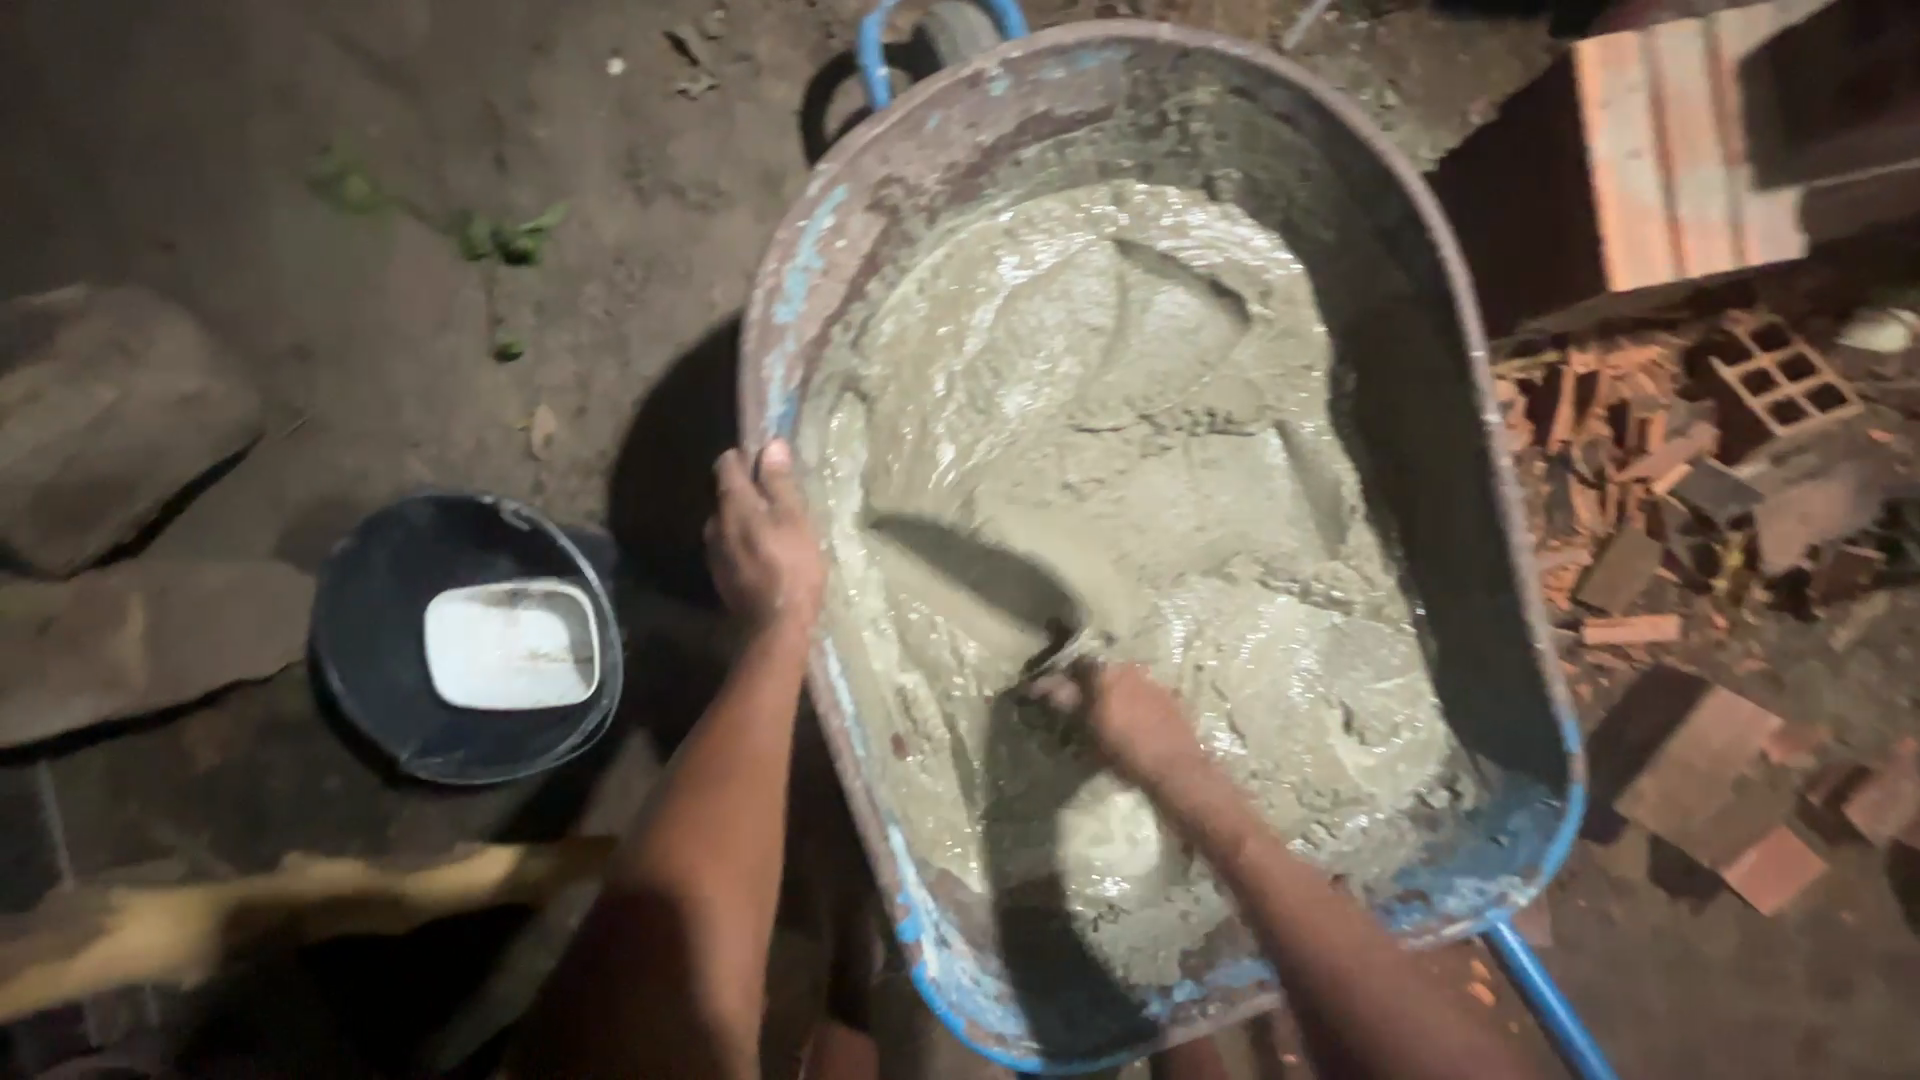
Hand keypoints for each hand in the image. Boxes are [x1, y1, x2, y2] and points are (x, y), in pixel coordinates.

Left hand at [705, 439, 824, 635]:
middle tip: (779, 499)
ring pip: (727, 521)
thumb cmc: (792, 567)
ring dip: (746, 518)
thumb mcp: (795, 519)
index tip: (769, 462)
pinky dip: (744, 541)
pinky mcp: (719, 573)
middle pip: (727, 493)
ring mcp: (713, 550)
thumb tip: (771, 445)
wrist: (774, 625)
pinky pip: (729, 544)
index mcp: (733, 504)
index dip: (748, 457)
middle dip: (748, 490)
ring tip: (774, 529)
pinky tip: (764, 554)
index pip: (727, 463)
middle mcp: (714, 522)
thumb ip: (779, 482)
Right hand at [1027, 661, 1207, 789]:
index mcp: (1105, 674)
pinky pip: (1142, 693)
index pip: (1075, 664)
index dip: (1061, 677)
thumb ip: (1068, 703)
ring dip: (1111, 693)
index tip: (1049, 690)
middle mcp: (1129, 669)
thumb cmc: (1126, 751)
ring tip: (1105, 714)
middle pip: (1100, 670)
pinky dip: (1131, 702)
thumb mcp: (1089, 731)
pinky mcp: (1170, 697)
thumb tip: (1046, 686)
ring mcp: (1152, 682)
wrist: (1177, 769)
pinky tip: (1130, 721)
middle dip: (1087, 684)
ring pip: (1123, 681)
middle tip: (1078, 704)